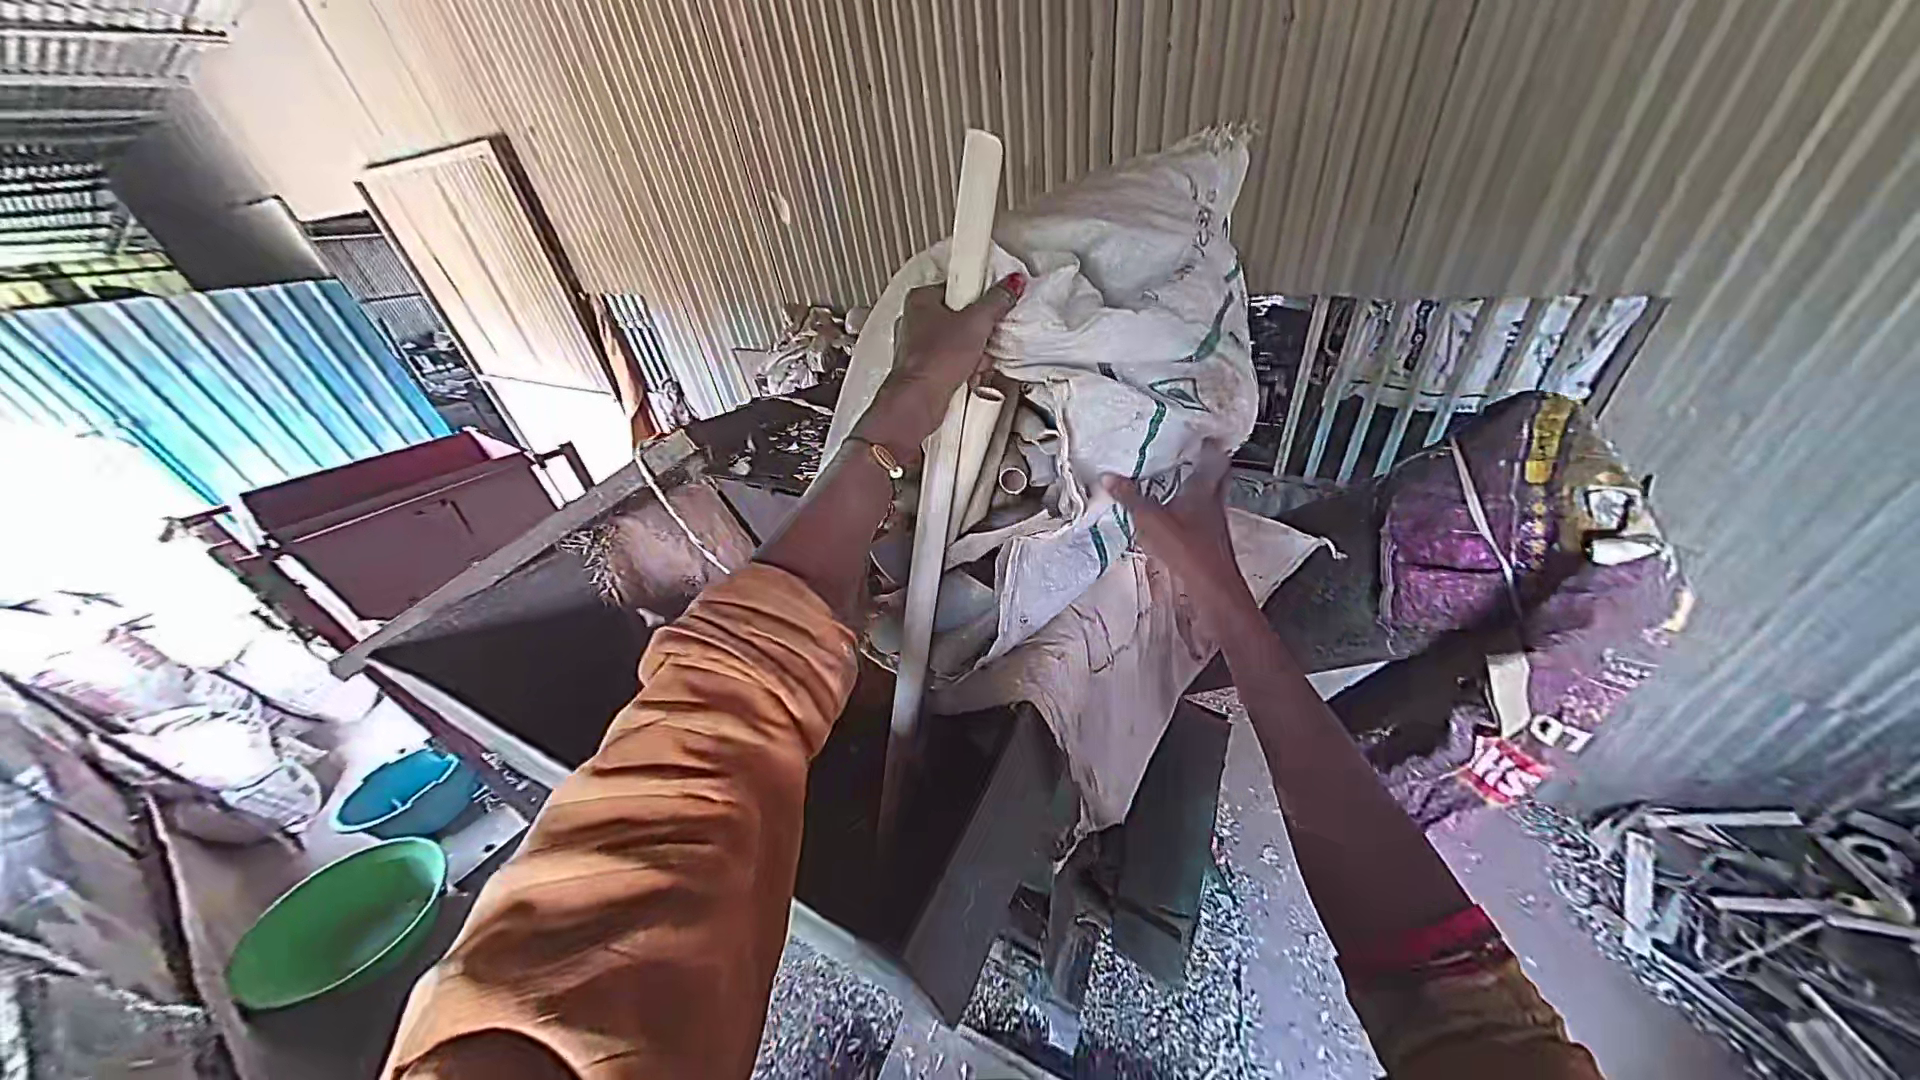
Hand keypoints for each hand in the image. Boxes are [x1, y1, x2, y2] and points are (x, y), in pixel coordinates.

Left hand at [852, 274, 1024, 459]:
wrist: (920, 401)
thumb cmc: (935, 360)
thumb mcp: (976, 323)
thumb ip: (997, 301)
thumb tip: (1011, 284)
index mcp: (920, 300)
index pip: (957, 289)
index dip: (978, 301)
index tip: (992, 309)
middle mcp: (914, 323)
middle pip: (960, 320)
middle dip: (978, 336)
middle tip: (983, 342)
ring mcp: (918, 350)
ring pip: (957, 346)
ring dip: (974, 356)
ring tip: (976, 363)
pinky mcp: (925, 373)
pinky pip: (953, 366)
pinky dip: (964, 372)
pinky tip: (969, 377)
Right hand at [1104, 442, 1259, 625]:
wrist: (1212, 586)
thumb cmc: (1187, 549)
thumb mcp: (1151, 519)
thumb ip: (1130, 497)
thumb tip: (1108, 477)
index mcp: (1204, 490)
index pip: (1214, 457)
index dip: (1208, 443)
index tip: (1199, 433)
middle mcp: (1214, 502)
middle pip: (1217, 475)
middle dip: (1207, 463)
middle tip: (1193, 454)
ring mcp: (1215, 521)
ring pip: (1211, 495)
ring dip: (1199, 486)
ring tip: (1181, 481)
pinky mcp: (1210, 538)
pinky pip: (1202, 515)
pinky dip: (1192, 509)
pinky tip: (1177, 516)